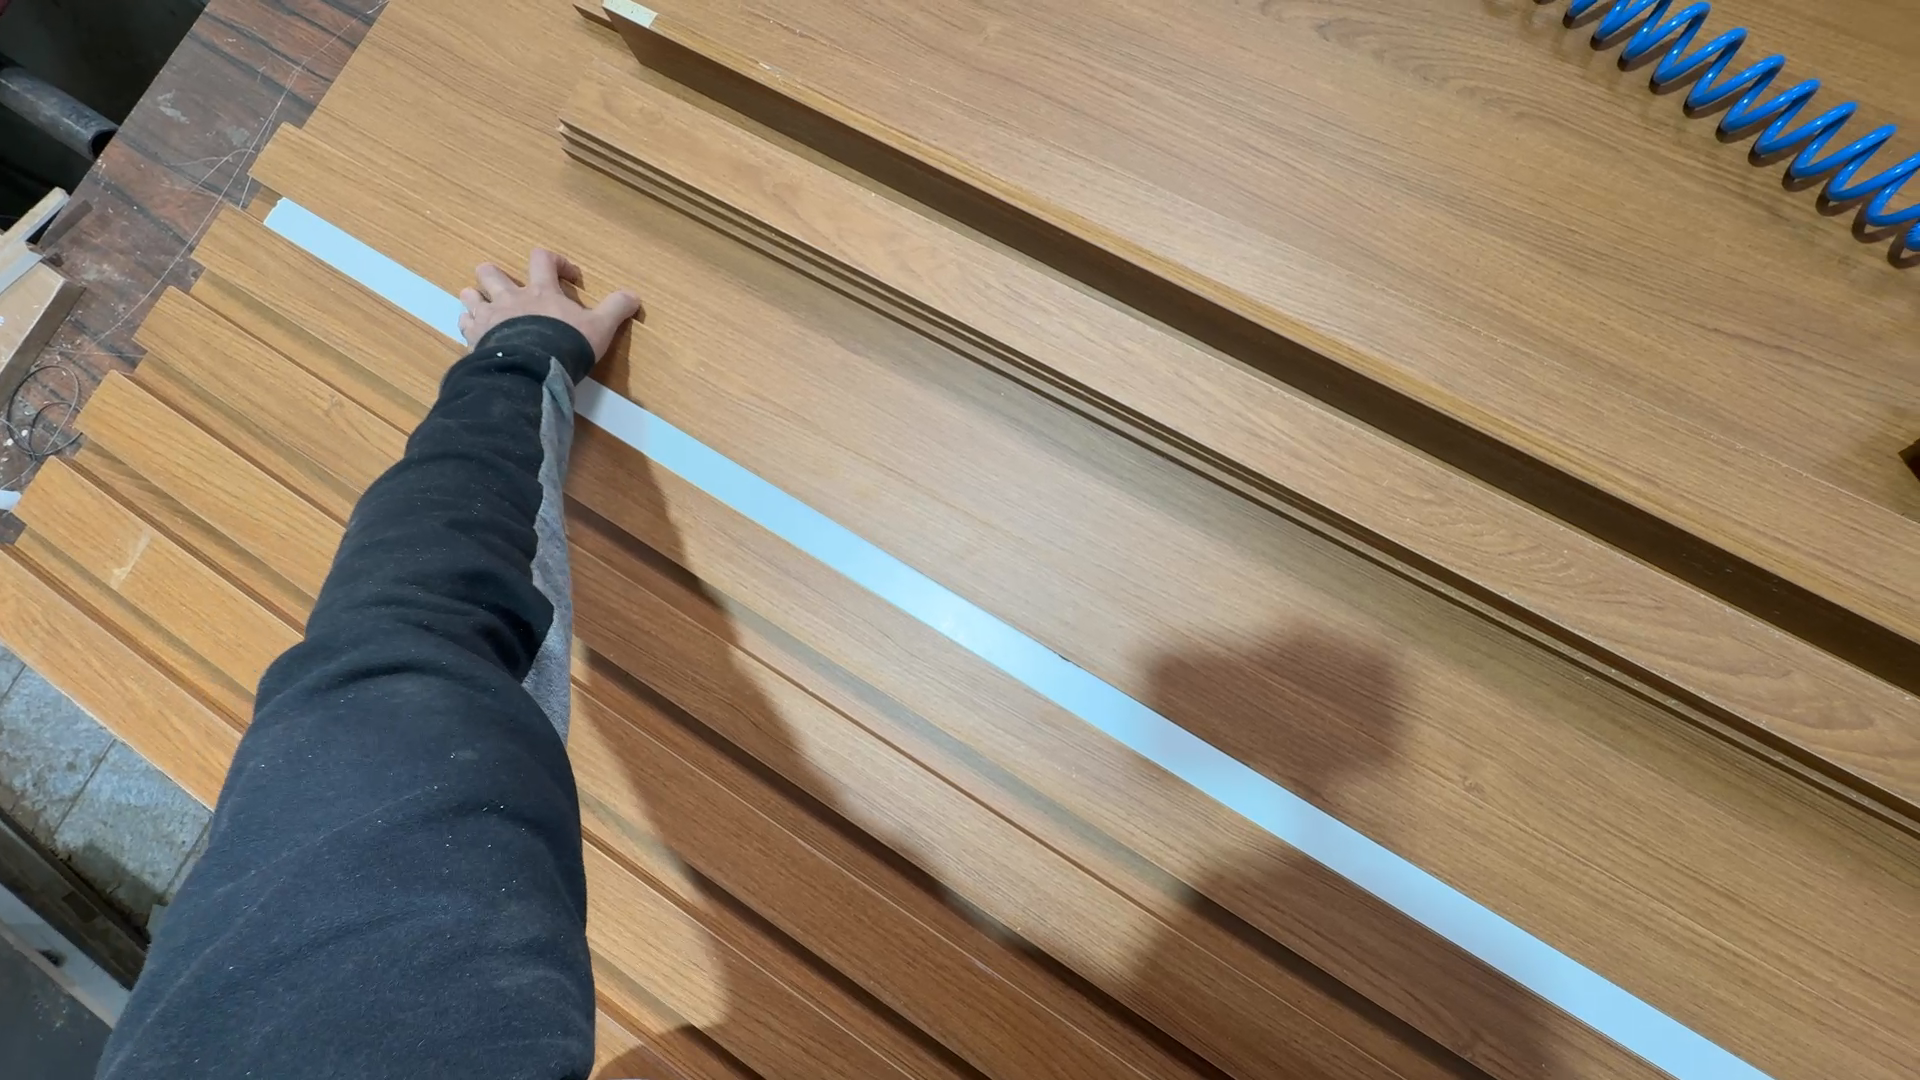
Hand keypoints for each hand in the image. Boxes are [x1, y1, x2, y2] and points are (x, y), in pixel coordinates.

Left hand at [458, 249, 640, 360]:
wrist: (534, 369)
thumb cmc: (568, 344)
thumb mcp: (601, 327)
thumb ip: (617, 309)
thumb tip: (635, 295)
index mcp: (541, 291)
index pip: (542, 259)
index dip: (555, 262)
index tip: (568, 278)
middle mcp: (510, 298)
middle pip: (490, 272)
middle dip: (497, 277)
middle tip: (512, 293)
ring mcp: (488, 316)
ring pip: (469, 294)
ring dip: (477, 299)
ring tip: (489, 311)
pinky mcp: (474, 337)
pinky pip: (463, 323)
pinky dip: (470, 325)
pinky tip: (479, 334)